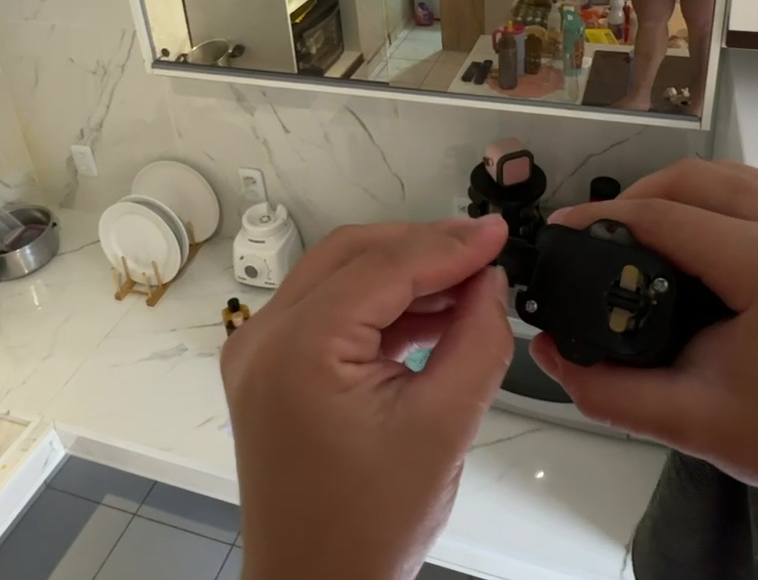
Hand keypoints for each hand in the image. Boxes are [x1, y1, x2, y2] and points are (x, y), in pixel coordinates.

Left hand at [221, 216, 512, 579]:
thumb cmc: (373, 524)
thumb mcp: (444, 428)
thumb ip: (478, 340)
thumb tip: (489, 280)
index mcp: (297, 348)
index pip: (383, 267)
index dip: (448, 245)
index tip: (498, 234)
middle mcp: (264, 335)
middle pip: (353, 254)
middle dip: (423, 248)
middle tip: (483, 254)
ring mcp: (259, 347)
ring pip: (340, 274)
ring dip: (403, 273)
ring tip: (466, 285)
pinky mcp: (270, 362)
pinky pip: (330, 307)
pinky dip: (380, 303)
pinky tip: (430, 313)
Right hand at [530, 158, 757, 579]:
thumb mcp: (690, 421)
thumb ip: (606, 390)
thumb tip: (545, 350)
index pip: (663, 217)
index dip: (601, 219)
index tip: (562, 230)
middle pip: (693, 178)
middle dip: (636, 197)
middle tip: (600, 233)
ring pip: (728, 174)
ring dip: (676, 193)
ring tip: (642, 231)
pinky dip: (716, 200)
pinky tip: (698, 237)